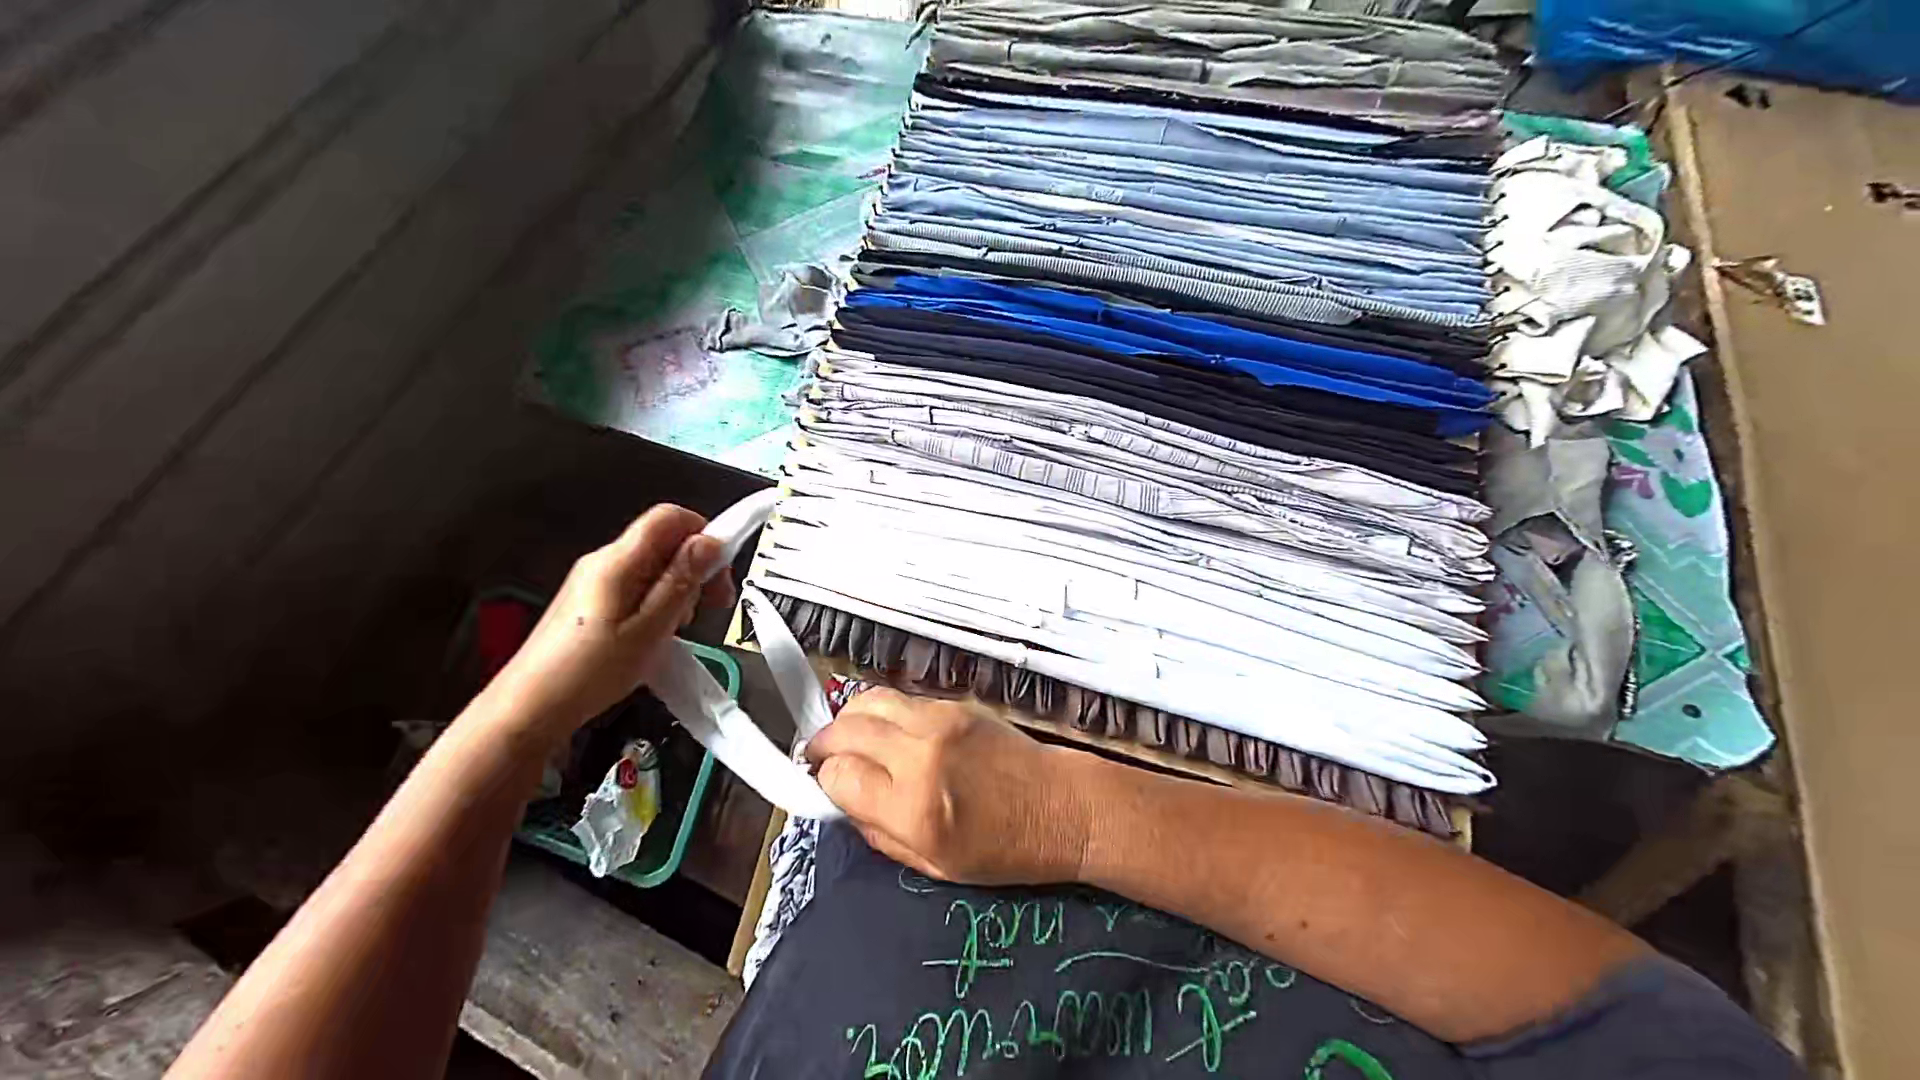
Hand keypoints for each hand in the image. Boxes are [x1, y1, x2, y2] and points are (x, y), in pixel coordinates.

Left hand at [479, 504, 735, 739]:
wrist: (530, 708)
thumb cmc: (589, 672)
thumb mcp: (649, 628)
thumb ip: (681, 581)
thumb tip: (711, 543)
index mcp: (618, 562)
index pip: (670, 518)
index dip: (705, 533)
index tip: (722, 572)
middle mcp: (605, 561)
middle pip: (666, 541)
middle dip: (698, 566)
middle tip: (712, 605)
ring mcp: (596, 580)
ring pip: (656, 565)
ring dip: (681, 588)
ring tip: (681, 627)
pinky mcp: (593, 599)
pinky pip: (639, 585)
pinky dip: (661, 602)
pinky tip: (659, 633)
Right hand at [804, 687, 1096, 885]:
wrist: (1062, 807)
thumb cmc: (1004, 849)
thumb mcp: (932, 865)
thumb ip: (877, 832)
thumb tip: (842, 800)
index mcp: (913, 806)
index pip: (837, 774)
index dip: (824, 782)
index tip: (827, 787)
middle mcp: (921, 754)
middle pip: (844, 729)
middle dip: (823, 744)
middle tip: (822, 758)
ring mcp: (939, 720)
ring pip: (868, 700)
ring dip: (848, 719)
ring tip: (851, 740)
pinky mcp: (955, 704)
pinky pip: (900, 698)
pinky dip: (883, 713)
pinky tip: (890, 733)